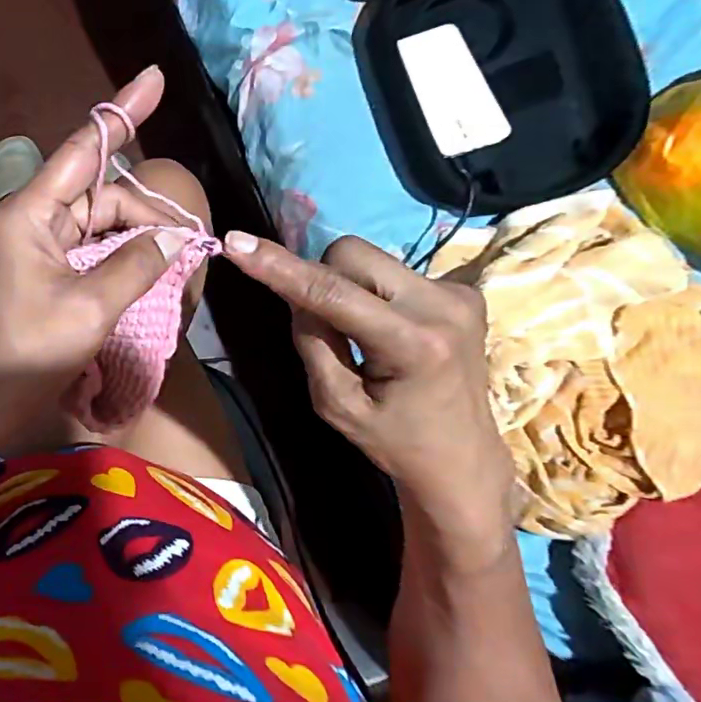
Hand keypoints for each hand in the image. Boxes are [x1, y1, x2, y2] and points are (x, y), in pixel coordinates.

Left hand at [0, 68, 186, 425]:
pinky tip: (147, 261)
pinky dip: (119, 249)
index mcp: (29, 215)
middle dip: (141, 207)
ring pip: (97, 218)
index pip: (81, 150)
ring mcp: (36, 243)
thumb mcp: (93, 307)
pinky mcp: (44, 266)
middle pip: (97, 190)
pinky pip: (90, 242)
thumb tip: (171, 237)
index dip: (121, 113)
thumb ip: (137, 263)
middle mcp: (30, 218)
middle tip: (184, 239)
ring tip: (170, 257)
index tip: (156, 76)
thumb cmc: (34, 351)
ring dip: (134, 233)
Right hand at [222, 232, 516, 567]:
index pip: (330, 292)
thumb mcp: (334, 403)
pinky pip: (393, 270)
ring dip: (346, 286)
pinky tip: (386, 331)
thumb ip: (312, 343)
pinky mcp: (464, 290)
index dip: (278, 266)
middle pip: (351, 254)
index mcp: (413, 344)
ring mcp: (458, 293)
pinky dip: (372, 293)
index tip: (236, 243)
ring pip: (370, 258)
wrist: (463, 458)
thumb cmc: (393, 441)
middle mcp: (443, 305)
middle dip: (320, 278)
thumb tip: (296, 293)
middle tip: (320, 324)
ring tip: (358, 334)